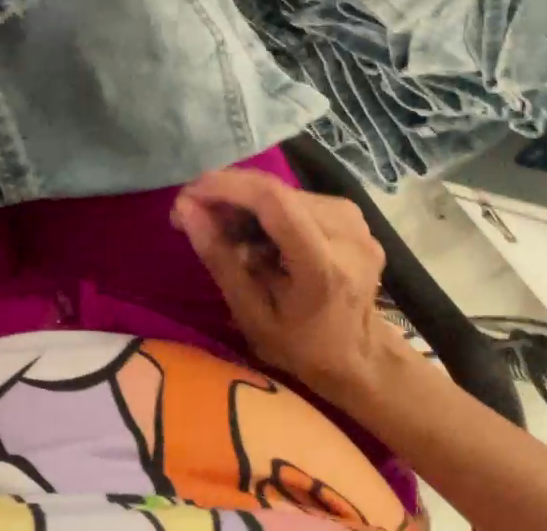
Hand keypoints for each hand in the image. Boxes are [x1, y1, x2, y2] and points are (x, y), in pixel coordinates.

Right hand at [172, 167, 409, 397]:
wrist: (361, 358)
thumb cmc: (301, 345)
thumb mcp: (250, 313)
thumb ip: (218, 258)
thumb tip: (184, 207)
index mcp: (324, 266)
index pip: (272, 200)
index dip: (223, 187)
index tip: (186, 197)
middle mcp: (347, 234)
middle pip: (273, 190)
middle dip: (224, 194)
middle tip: (191, 215)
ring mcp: (355, 223)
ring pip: (280, 190)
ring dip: (241, 201)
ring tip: (221, 229)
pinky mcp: (352, 217)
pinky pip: (294, 196)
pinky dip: (262, 206)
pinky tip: (253, 231)